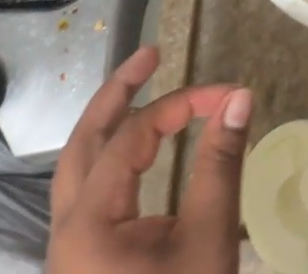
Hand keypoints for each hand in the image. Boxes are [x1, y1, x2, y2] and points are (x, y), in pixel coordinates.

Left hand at [48, 46, 252, 273]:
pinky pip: (89, 194)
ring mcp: (71, 251)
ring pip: (79, 169)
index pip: (136, 135)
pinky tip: (137, 153)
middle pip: (84, 142)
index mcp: (90, 221)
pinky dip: (112, 158)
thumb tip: (239, 97)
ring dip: (109, 124)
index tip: (232, 93)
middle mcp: (67, 230)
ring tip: (138, 87)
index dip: (184, 103)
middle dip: (117, 94)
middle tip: (151, 54)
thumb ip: (220, 163)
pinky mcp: (85, 266)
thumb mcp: (208, 240)